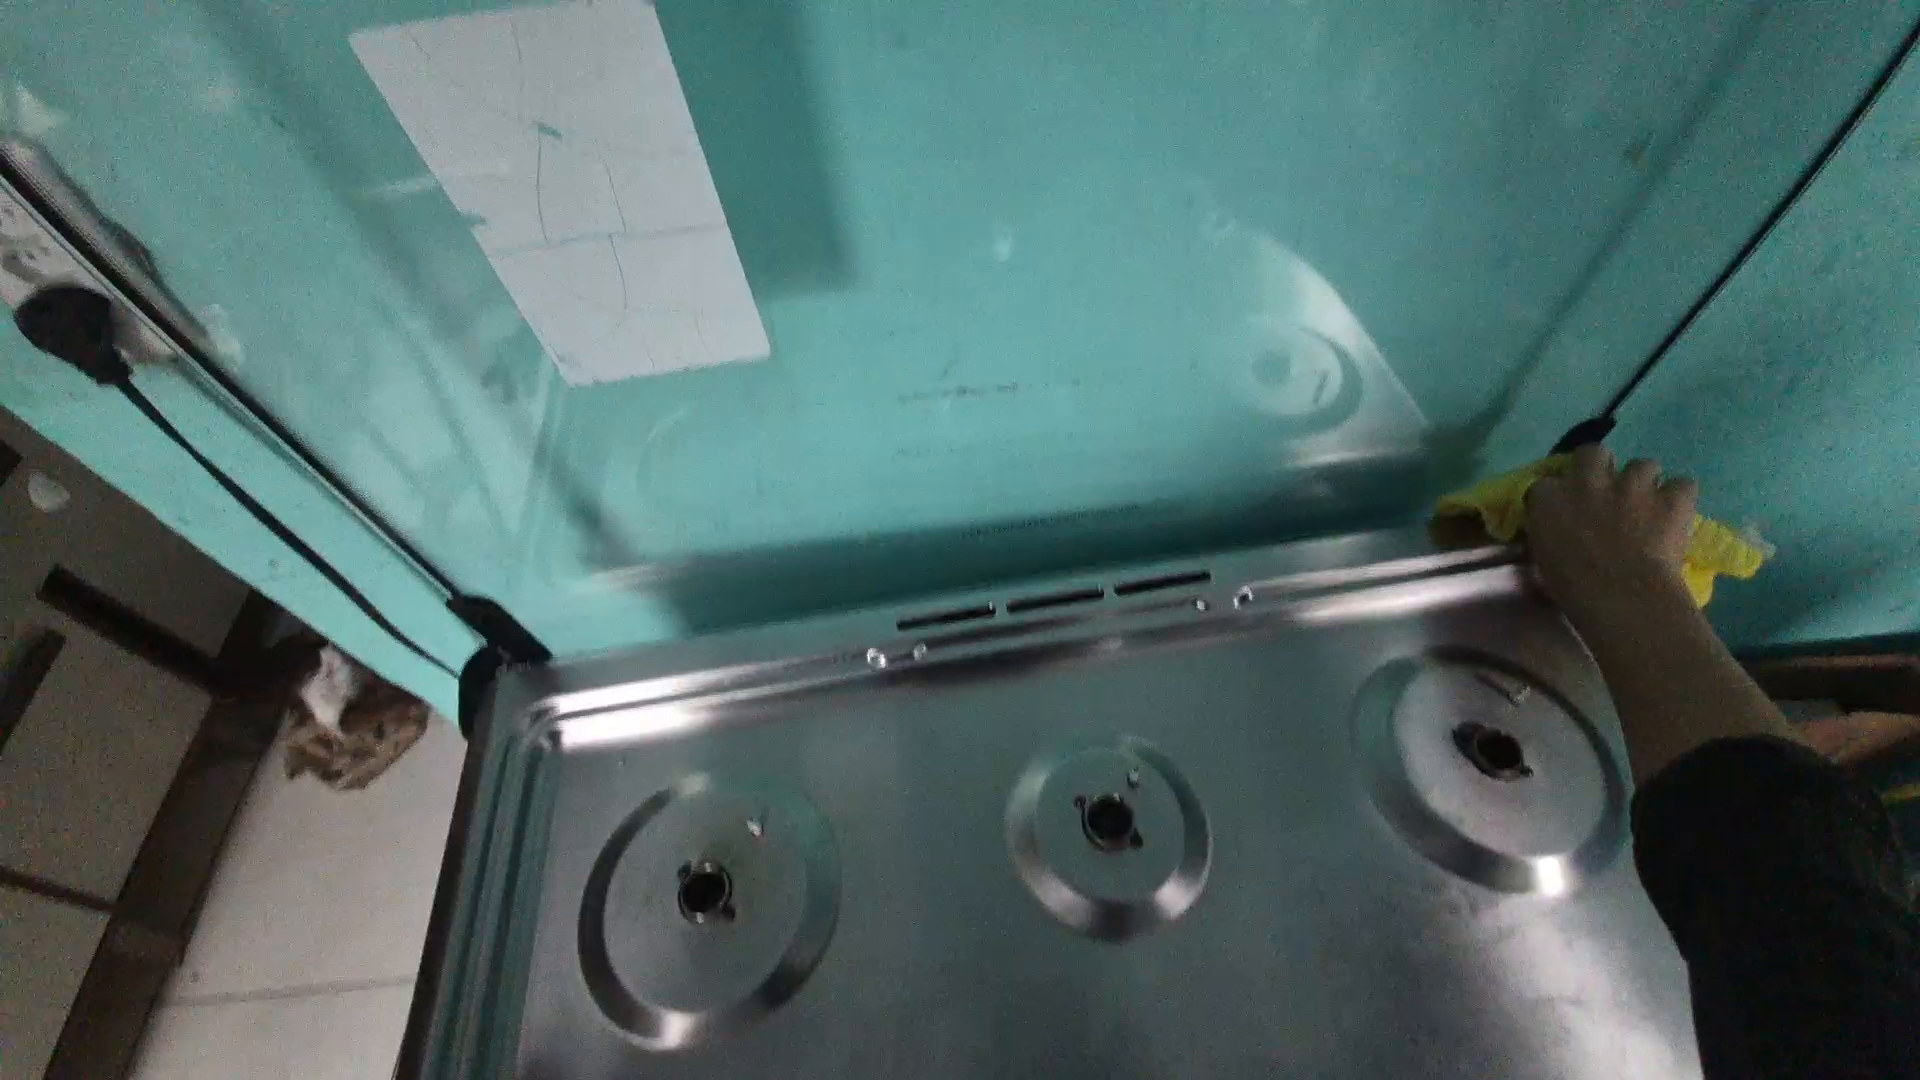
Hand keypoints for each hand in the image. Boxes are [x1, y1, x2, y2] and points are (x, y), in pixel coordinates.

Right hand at [1524, 445, 1698, 625]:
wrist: (1619, 593)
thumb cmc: (1569, 582)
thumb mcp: (1541, 551)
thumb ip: (1548, 528)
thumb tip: (1556, 526)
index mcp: (1549, 497)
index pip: (1547, 481)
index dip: (1558, 492)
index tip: (1562, 507)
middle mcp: (1588, 482)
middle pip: (1593, 452)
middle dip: (1599, 465)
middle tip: (1603, 485)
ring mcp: (1633, 487)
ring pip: (1643, 464)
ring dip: (1642, 480)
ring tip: (1645, 501)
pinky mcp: (1672, 499)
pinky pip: (1682, 484)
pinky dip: (1679, 495)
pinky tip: (1675, 510)